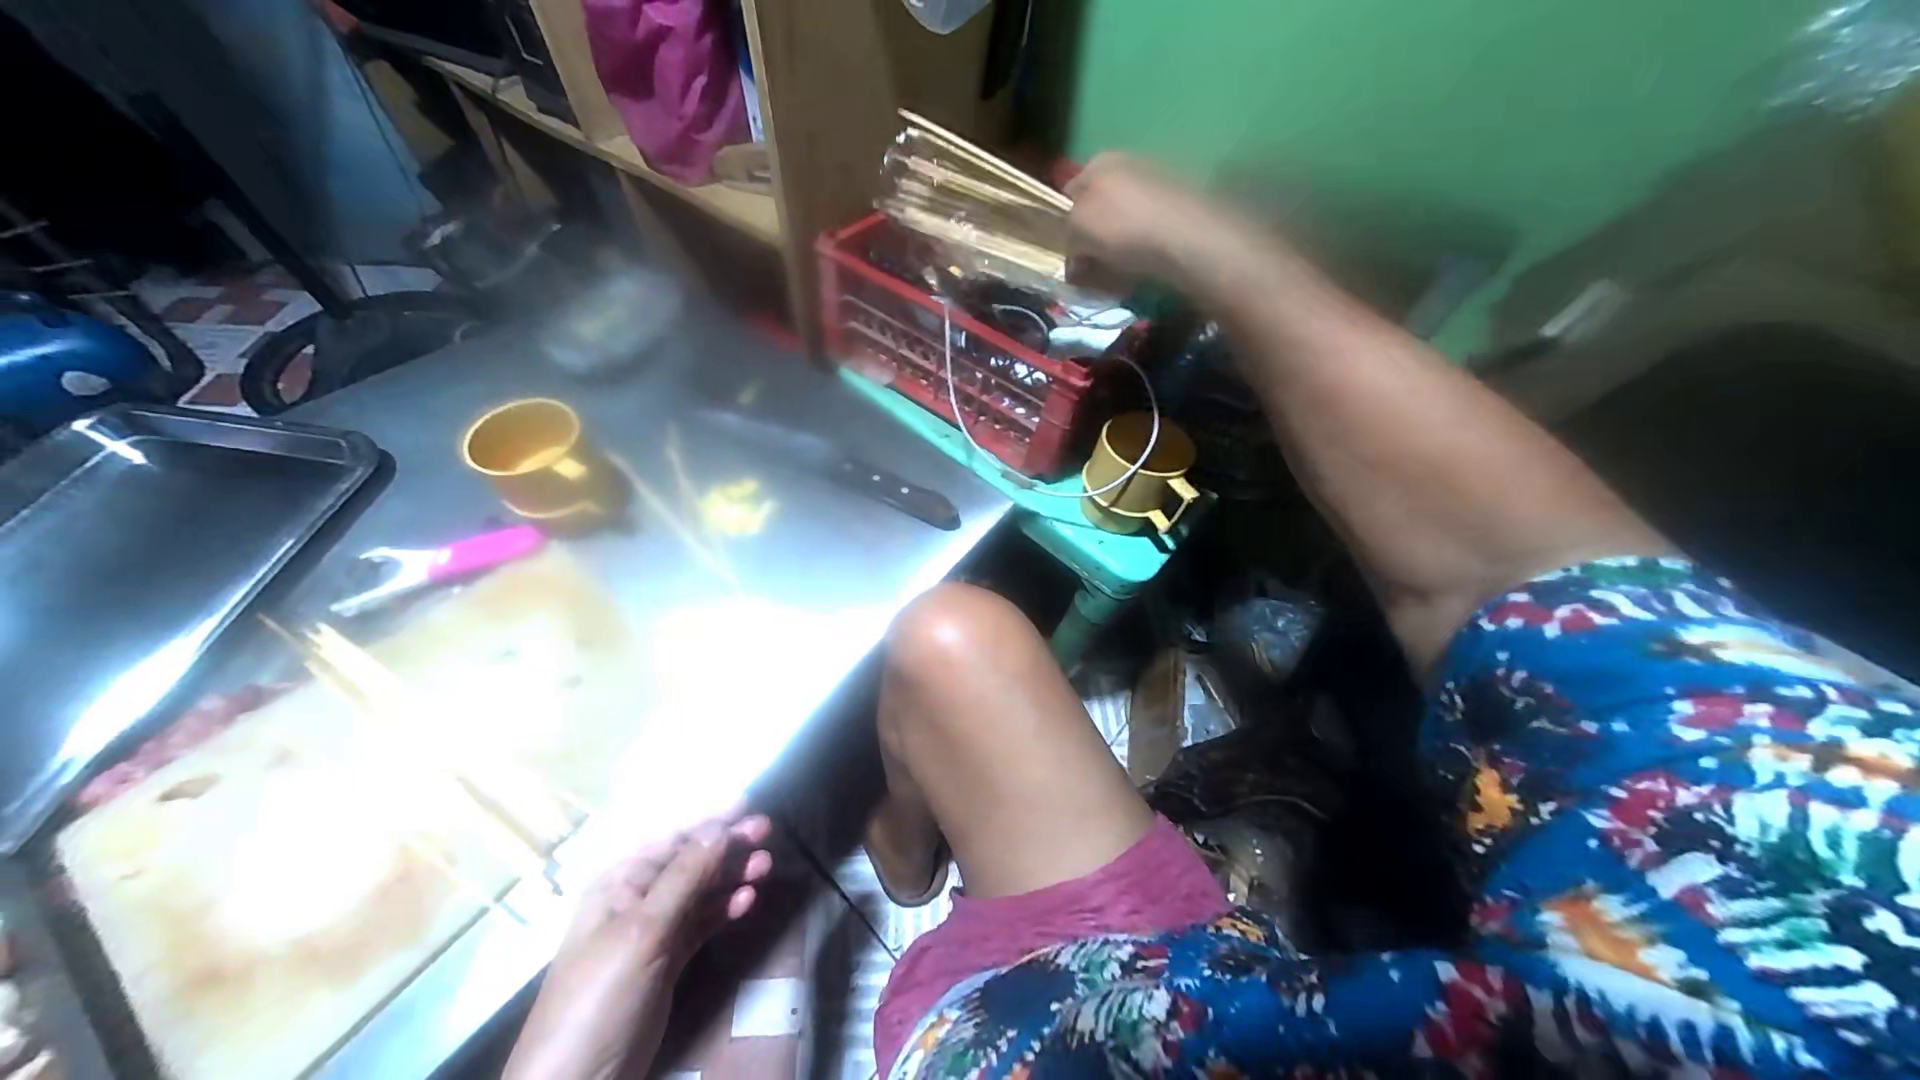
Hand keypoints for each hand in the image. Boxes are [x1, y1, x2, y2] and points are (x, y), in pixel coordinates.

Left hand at [503, 811, 773, 1079]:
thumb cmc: (600, 996)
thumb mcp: (641, 932)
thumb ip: (683, 878)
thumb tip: (718, 828)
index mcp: (618, 886)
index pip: (670, 840)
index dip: (708, 821)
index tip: (746, 803)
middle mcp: (636, 902)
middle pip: (689, 862)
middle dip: (726, 846)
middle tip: (766, 832)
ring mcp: (653, 933)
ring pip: (700, 892)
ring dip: (732, 876)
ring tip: (765, 866)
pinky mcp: (667, 962)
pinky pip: (701, 924)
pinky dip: (724, 910)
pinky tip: (747, 902)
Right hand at [1064, 153, 1256, 288]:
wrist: (1185, 236)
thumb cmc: (1122, 229)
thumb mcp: (1076, 232)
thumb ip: (1067, 240)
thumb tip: (1075, 260)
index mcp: (1098, 163)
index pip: (1069, 195)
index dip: (1066, 228)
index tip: (1072, 257)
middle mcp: (1127, 162)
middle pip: (1098, 207)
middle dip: (1094, 237)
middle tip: (1094, 267)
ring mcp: (1157, 180)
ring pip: (1124, 219)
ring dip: (1118, 244)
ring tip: (1121, 272)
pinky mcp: (1181, 202)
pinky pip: (1149, 228)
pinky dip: (1142, 246)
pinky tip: (1145, 265)